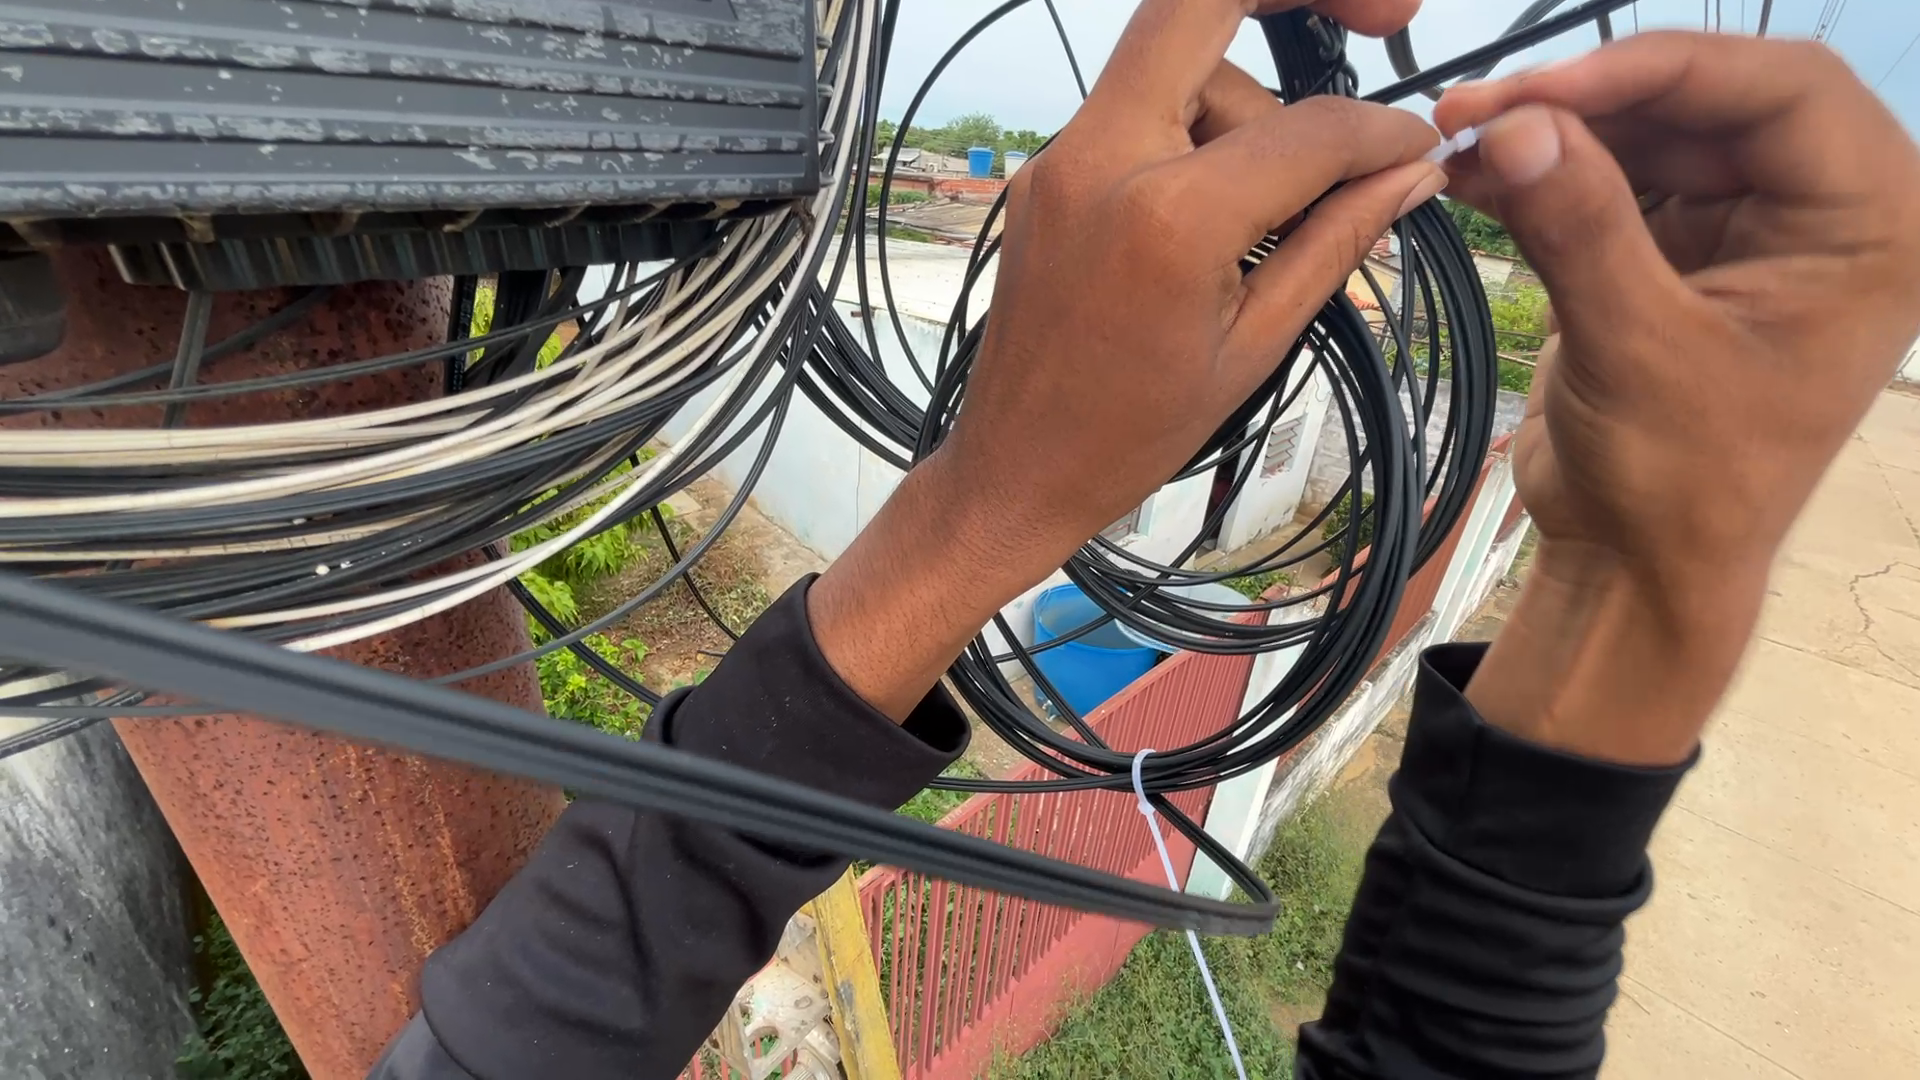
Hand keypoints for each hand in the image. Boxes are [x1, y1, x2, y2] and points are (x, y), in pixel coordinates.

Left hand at [810, 0, 1438, 718]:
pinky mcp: (1039, 182)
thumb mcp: (1250, 349)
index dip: (1380, 132)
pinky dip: (1187, 130)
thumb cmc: (1130, 436)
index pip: (1309, 126)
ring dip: (1239, 101)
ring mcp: (1055, 165)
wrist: (1016, 470)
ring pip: (1168, 59)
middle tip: (1391, 13)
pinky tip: (1214, 205)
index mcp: (1169, 218)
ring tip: (1268, 208)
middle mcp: (1098, 161)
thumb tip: (1411, 169)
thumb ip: (1334, 243)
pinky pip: (1129, 112)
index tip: (1411, 152)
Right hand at [1435, 33, 1919, 762]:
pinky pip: (1591, 208)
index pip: (1775, 93)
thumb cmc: (1676, 473)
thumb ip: (1581, 229)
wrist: (1632, 554)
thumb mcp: (1635, 345)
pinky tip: (1470, 186)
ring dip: (1542, 149)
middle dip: (1578, 109)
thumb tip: (1509, 130)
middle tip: (1468, 116)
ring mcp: (1720, 242)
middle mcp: (1801, 213)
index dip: (1654, 72)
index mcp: (1866, 219)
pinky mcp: (1648, 272)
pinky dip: (1530, 195)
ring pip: (1633, 156)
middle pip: (1694, 116)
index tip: (1531, 93)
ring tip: (1452, 146)